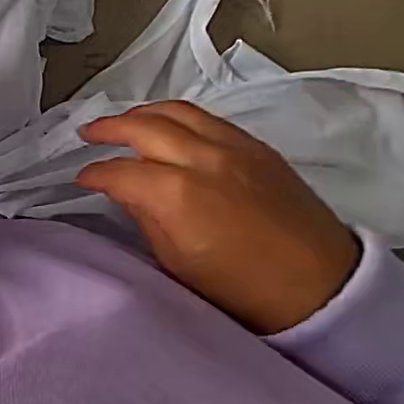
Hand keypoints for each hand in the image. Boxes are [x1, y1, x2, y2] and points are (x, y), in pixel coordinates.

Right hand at [75, 101, 359, 333]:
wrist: (321, 285)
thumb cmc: (246, 292)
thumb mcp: (180, 266)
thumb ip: (147, 219)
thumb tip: (126, 192)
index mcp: (179, 195)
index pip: (122, 172)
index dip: (96, 174)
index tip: (83, 178)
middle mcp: (204, 157)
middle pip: (145, 127)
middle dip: (110, 127)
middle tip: (89, 133)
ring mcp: (234, 146)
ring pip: (178, 111)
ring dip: (144, 113)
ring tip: (124, 122)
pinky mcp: (257, 146)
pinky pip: (208, 118)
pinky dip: (179, 116)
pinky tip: (170, 127)